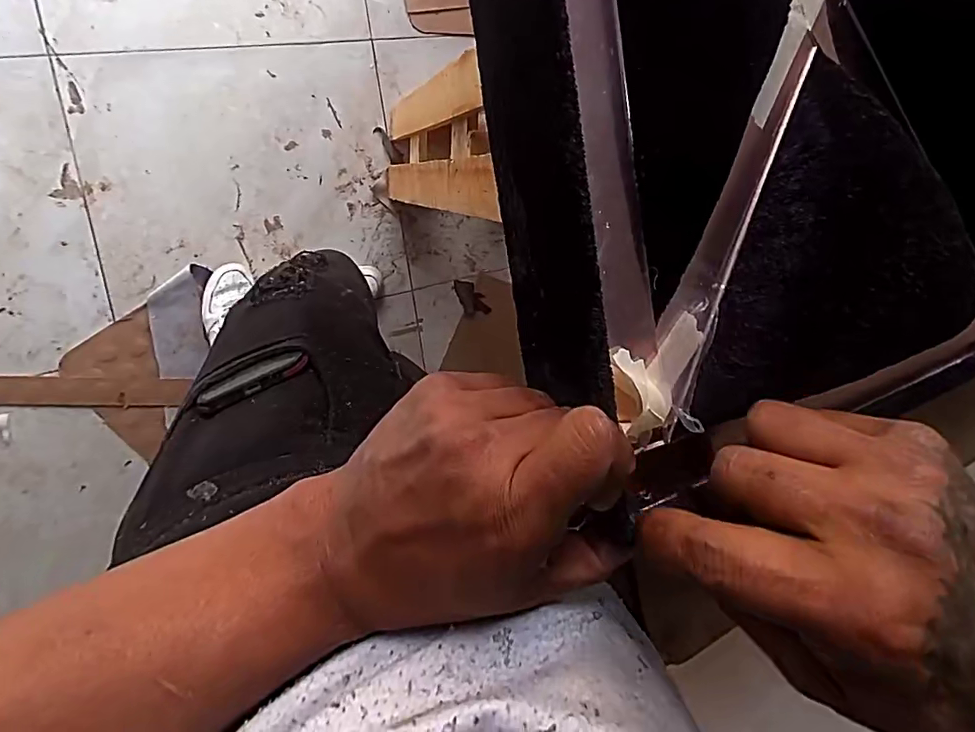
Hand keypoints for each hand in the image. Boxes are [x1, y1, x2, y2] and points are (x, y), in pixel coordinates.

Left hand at [304, 371, 634, 636]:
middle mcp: (485, 445)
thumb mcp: (521, 590)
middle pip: (570, 416)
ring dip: (533, 430)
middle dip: (567, 451)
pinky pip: (503, 386)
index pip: (595, 433)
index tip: (595, 479)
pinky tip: (475, 444)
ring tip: (498, 464)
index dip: (611, 454)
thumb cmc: (433, 576)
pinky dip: (502, 413)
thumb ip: (590, 557)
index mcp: (512, 502)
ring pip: (538, 399)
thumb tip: (628, 525)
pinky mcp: (440, 385)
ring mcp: (457, 408)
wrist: (346, 545)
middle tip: (536, 482)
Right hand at [640, 401, 974, 731]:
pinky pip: (820, 411)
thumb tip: (692, 539)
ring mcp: (896, 466)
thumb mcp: (822, 681)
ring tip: (786, 487)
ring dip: (761, 455)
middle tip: (736, 515)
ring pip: (768, 418)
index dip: (666, 534)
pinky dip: (808, 443)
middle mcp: (869, 521)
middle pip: (736, 464)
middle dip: (719, 493)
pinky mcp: (915, 435)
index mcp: (845, 602)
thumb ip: (747, 605)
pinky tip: (835, 477)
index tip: (650, 527)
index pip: (715, 548)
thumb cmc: (922, 692)